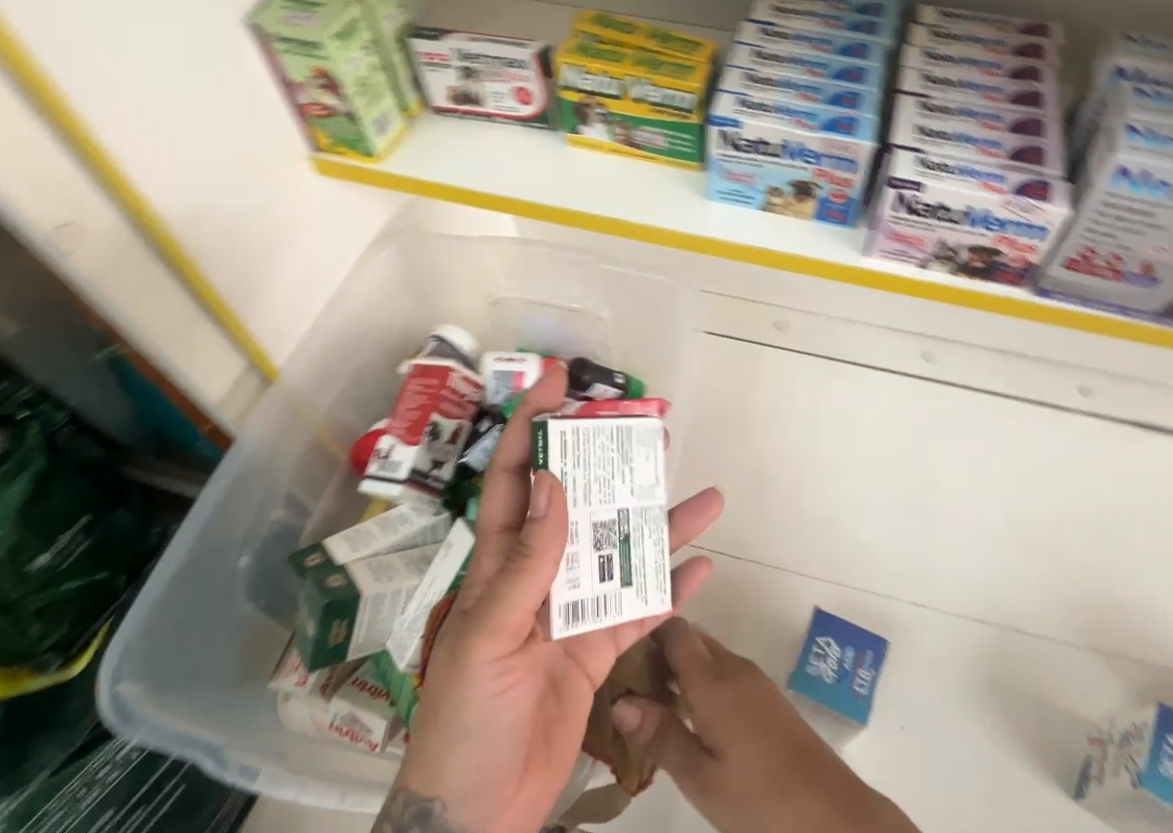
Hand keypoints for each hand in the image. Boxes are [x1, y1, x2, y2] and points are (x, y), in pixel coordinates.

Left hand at [382, 365, 724, 832]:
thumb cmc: (466, 717)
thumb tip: (556, 484)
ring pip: (623, 555)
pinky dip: (672, 590)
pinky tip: (704, 568)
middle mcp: (540, 576)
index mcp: (501, 563)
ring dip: (661, 526)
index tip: (556, 381)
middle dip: (612, 466)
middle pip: (582, 506)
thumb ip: (526, 564)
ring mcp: (573, 612)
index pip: (516, 480)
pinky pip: (642, 611)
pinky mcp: (600, 650)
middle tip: (651, 429)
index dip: (532, 427)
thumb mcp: (487, 637)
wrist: (483, 804)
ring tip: (706, 496)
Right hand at [610, 619, 918, 832]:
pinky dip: (701, 683)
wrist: (831, 812)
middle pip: (691, 640)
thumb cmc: (759, 796)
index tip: (614, 643)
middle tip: (622, 676)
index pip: (675, 631)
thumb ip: (661, 735)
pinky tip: (685, 714)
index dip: (645, 629)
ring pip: (708, 657)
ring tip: (645, 696)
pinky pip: (725, 674)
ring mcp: (755, 682)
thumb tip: (620, 701)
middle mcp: (734, 669)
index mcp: (714, 680)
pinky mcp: (767, 699)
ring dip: (680, 668)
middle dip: (658, 650)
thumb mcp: (701, 776)